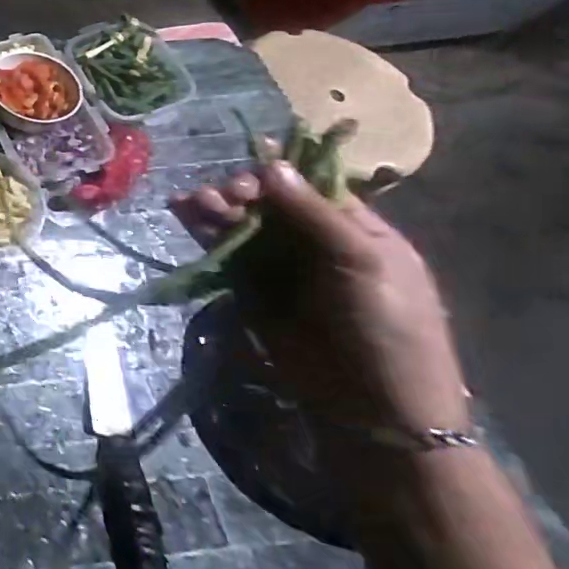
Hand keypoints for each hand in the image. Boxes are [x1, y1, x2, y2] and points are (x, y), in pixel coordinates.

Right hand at [171, 155, 470, 435]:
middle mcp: (312, 242)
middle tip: (221, 197)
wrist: (371, 405)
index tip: (251, 175)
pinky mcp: (248, 286)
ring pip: (239, 223)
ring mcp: (278, 265)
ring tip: (192, 203)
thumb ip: (314, 213)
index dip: (277, 175)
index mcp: (355, 231)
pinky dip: (200, 231)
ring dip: (215, 208)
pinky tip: (181, 213)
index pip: (309, 188)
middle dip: (240, 192)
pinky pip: (221, 250)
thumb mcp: (363, 263)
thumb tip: (272, 163)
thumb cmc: (387, 328)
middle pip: (267, 203)